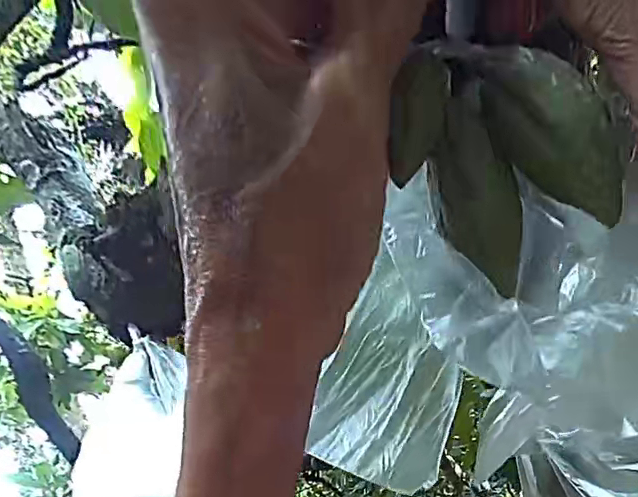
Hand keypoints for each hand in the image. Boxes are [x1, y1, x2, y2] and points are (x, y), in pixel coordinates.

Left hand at [134, 0, 425, 496]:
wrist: (265, 323)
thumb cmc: (299, 227)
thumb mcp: (351, 106)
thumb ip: (381, 10)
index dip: (384, 7)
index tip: (435, 25)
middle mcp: (196, 7)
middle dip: (380, 19)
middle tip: (442, 38)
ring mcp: (222, 52)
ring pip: (316, 18)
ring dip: (376, 35)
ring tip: (430, 59)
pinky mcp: (251, 96)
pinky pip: (312, 49)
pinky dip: (359, 60)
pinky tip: (402, 82)